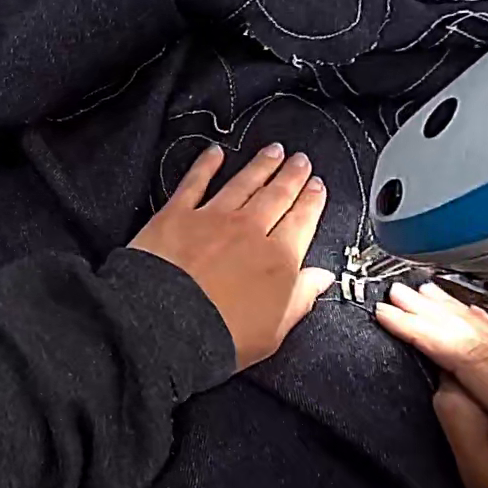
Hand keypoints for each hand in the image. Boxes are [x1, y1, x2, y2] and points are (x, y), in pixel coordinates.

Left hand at [129, 143, 334, 369]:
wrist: (165, 326)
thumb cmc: (220, 336)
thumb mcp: (274, 330)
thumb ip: (300, 298)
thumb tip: (321, 278)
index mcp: (277, 259)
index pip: (302, 221)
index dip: (312, 200)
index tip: (317, 186)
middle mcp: (249, 230)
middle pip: (277, 195)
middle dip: (292, 175)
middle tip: (300, 160)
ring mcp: (213, 218)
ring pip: (244, 182)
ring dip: (261, 165)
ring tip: (273, 151)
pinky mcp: (178, 214)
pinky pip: (196, 181)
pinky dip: (206, 164)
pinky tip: (216, 153)